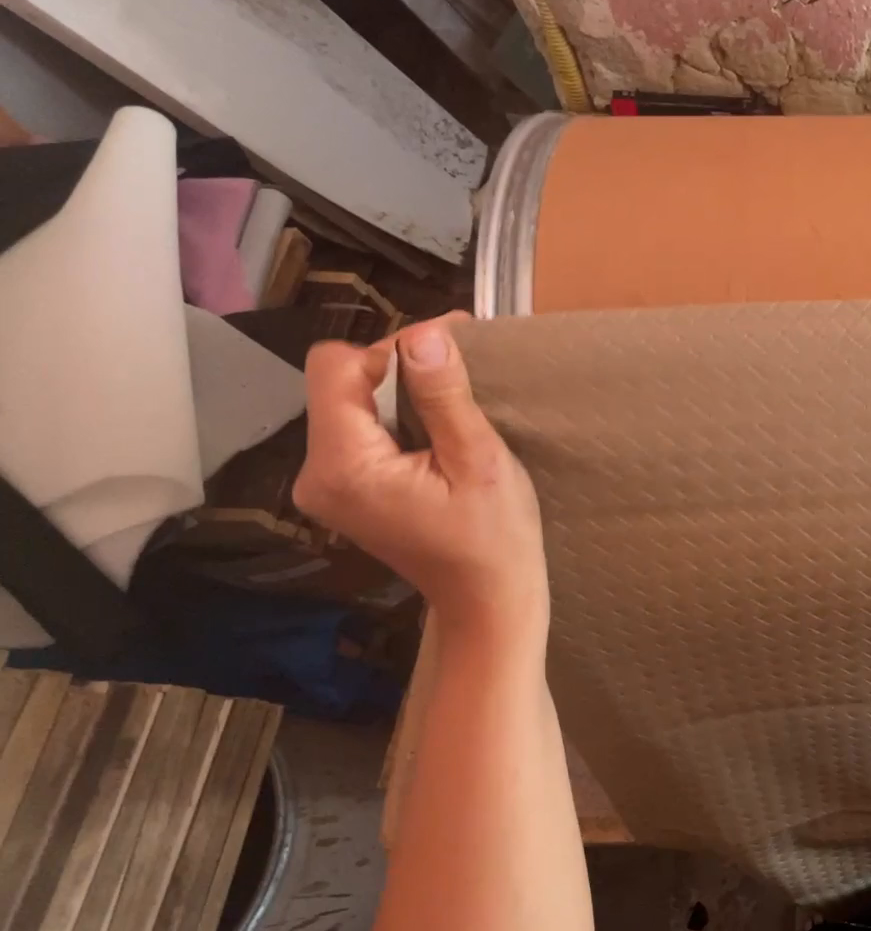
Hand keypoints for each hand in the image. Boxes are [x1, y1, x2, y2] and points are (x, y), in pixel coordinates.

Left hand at [293, 317, 546, 628]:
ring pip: (349, 404)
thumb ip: (445, 397)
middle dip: (398, 371)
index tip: (449, 352)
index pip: (336, 367)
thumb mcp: (480, 461)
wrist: (487, 597)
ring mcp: (324, 486)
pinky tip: (437, 437)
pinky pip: (358, 431)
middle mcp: (315, 472)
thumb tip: (426, 333)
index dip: (390, 350)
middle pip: (339, 384)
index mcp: (344, 464)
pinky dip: (396, 421)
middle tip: (462, 372)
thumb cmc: (495, 536)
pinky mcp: (341, 493)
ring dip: (400, 395)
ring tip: (455, 407)